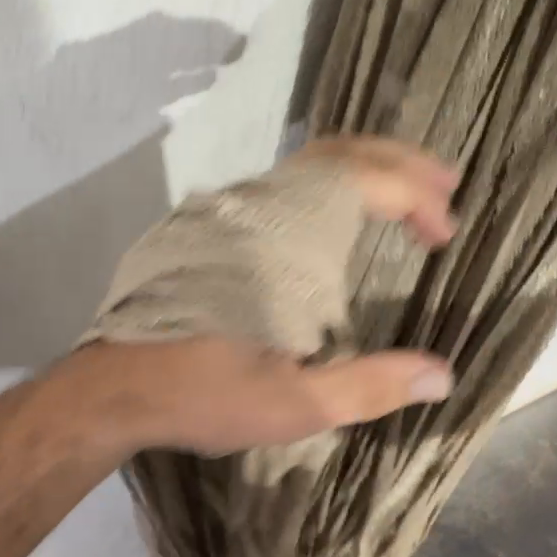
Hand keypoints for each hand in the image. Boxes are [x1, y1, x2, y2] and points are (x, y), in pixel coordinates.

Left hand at [68, 137, 460, 455]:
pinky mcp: (202, 230)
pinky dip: (319, 191)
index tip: (446, 235)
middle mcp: (256, 208)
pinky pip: (275, 188)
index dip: (419, 198)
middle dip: (399, 164)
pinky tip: (328, 226)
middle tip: (443, 185)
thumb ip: (371, 386)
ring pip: (303, 166)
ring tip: (398, 199)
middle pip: (338, 154)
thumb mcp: (295, 402)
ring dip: (358, 174)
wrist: (111, 390)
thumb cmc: (204, 393)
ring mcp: (223, 213)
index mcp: (285, 239)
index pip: (368, 184)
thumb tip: (442, 376)